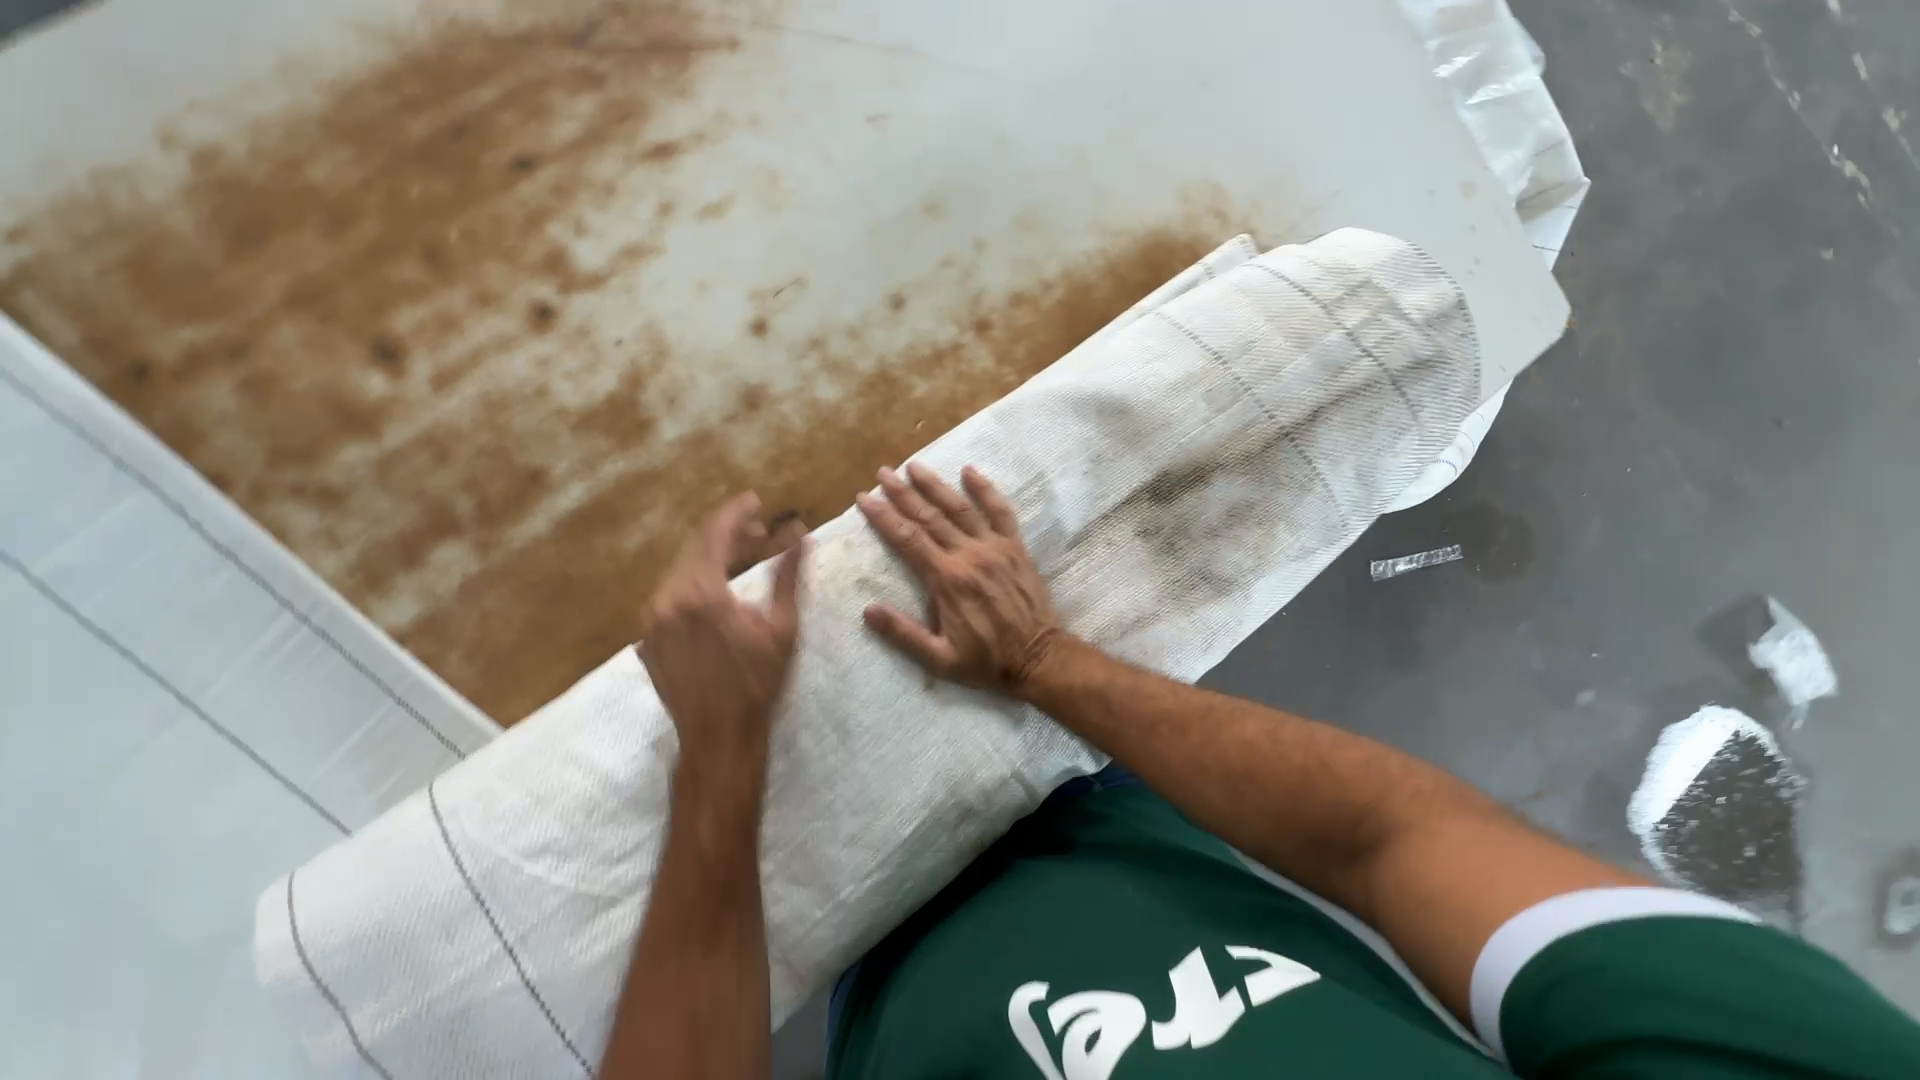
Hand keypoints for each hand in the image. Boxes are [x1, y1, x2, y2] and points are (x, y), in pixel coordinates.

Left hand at [640, 493, 805, 773]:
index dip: (737, 512)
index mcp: (701, 591)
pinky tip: (720, 592)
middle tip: (760, 530)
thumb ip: (788, 574)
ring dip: (712, 557)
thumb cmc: (756, 683)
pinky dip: (696, 582)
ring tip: (744, 559)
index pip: (716, 533)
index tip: (757, 500)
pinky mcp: (648, 637)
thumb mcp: (782, 627)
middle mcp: (669, 597)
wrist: (718, 736)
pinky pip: (671, 595)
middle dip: (728, 533)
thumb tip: (799, 532)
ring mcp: (652, 619)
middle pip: (696, 547)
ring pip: (682, 570)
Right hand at [856, 463, 1064, 696]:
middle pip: (930, 516)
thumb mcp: (939, 660)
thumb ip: (903, 634)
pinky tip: (970, 471)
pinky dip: (986, 490)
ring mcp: (995, 548)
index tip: (864, 499)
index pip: (907, 539)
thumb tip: (868, 610)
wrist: (1039, 658)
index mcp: (947, 580)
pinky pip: (1001, 511)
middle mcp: (969, 555)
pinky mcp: (1016, 548)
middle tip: (883, 473)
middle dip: (903, 493)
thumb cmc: (986, 662)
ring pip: (961, 507)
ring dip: (936, 485)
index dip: (883, 517)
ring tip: (915, 466)